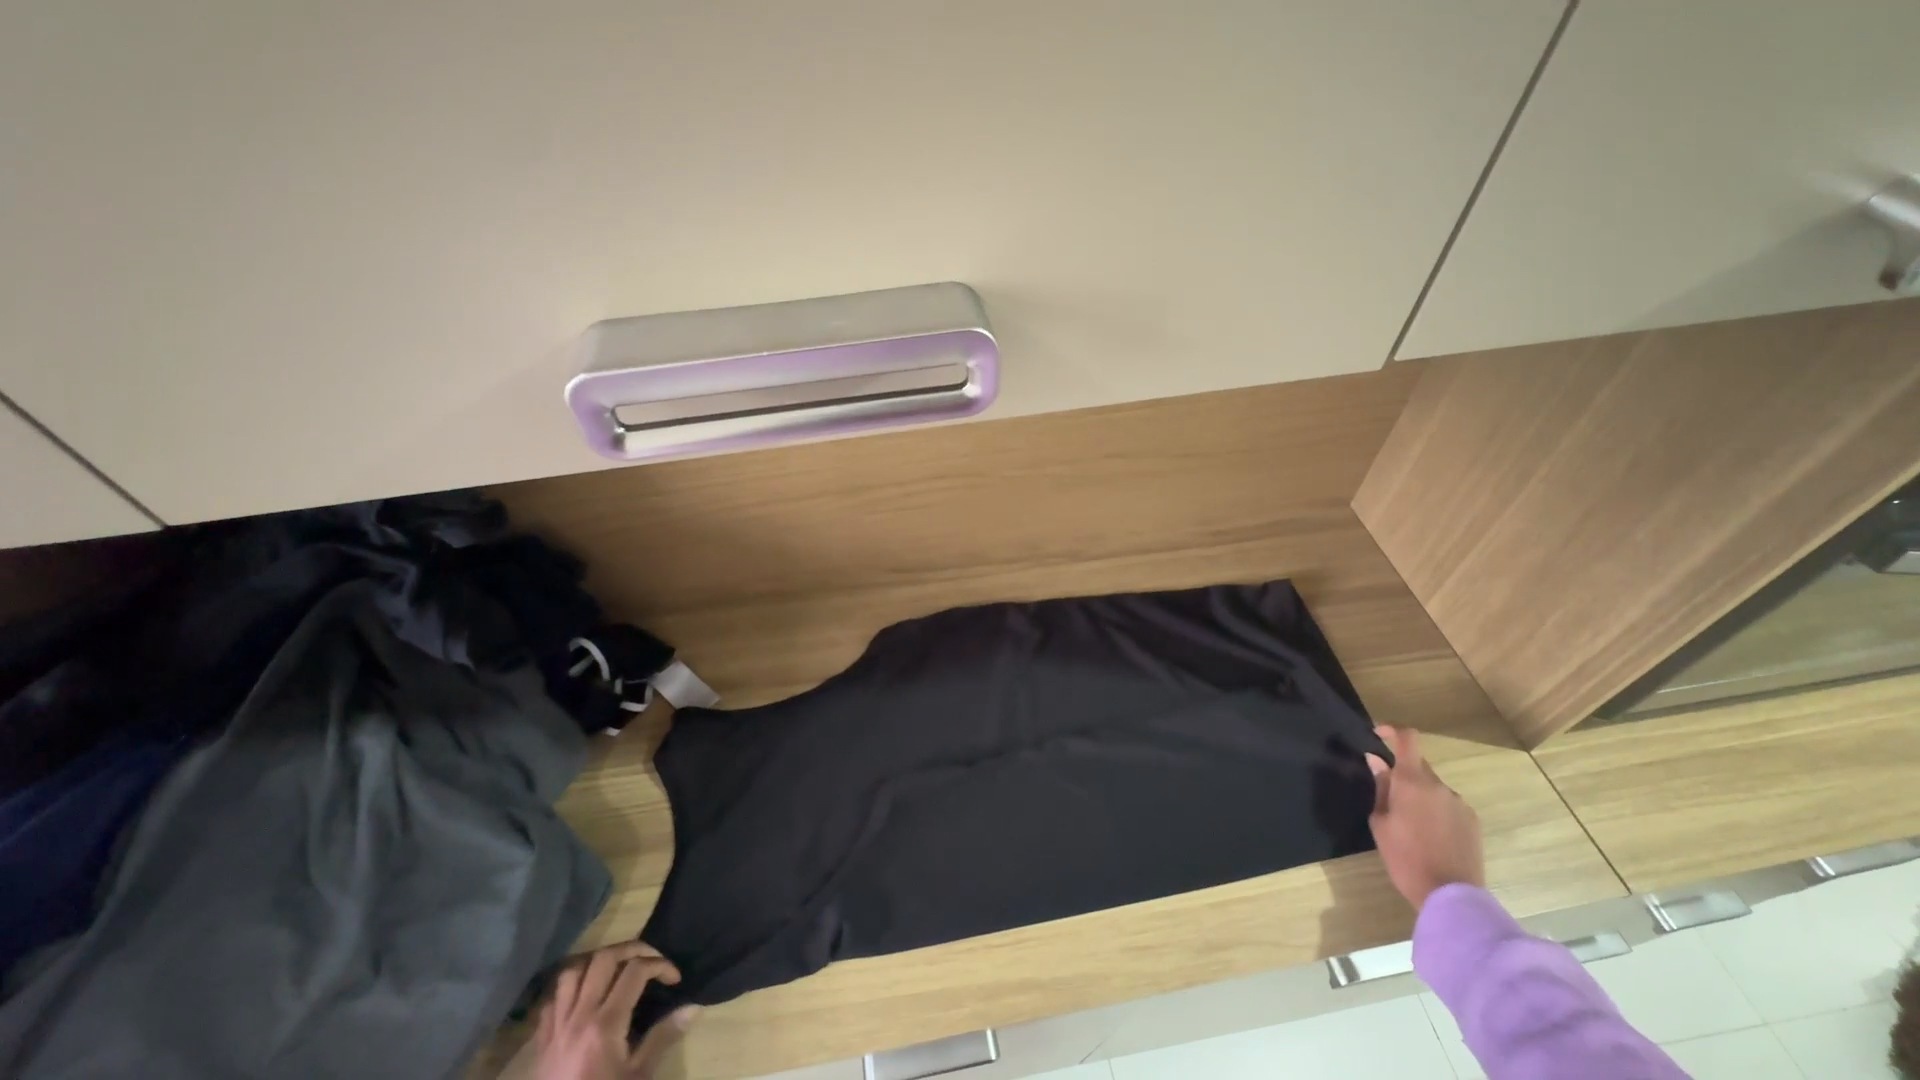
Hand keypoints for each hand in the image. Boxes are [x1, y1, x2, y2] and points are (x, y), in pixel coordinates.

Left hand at [535, 942, 700, 1079]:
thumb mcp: (640, 1075)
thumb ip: (664, 1037)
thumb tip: (693, 1007)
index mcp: (605, 1025)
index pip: (635, 972)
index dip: (659, 965)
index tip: (674, 978)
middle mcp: (578, 1015)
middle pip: (603, 959)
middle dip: (632, 949)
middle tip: (651, 959)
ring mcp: (556, 1024)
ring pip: (573, 970)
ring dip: (598, 961)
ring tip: (617, 968)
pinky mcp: (541, 1036)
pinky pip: (552, 996)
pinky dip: (570, 984)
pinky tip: (584, 991)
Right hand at [1365, 725, 1484, 910]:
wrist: (1449, 894)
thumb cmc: (1404, 858)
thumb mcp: (1380, 823)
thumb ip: (1380, 788)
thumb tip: (1376, 761)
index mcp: (1412, 782)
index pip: (1408, 739)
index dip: (1392, 730)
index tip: (1377, 734)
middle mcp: (1439, 785)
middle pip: (1418, 766)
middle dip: (1402, 775)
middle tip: (1388, 800)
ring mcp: (1459, 802)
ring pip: (1433, 788)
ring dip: (1419, 796)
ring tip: (1410, 827)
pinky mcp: (1472, 820)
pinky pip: (1448, 805)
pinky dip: (1435, 811)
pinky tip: (1430, 837)